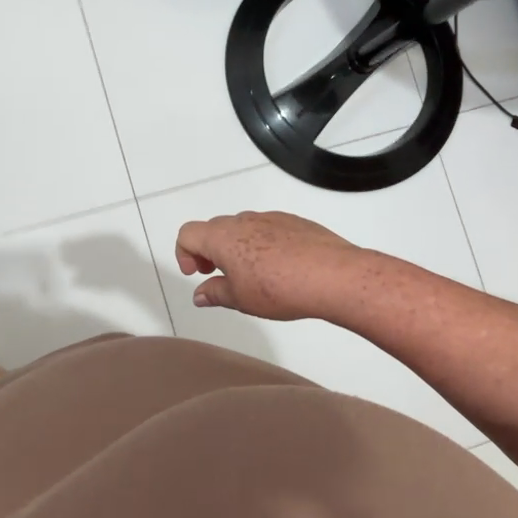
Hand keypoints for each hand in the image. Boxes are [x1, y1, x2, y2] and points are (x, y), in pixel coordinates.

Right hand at [174, 211, 363, 320]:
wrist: (333, 275)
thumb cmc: (278, 289)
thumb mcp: (241, 299)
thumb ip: (215, 293)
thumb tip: (199, 294)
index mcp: (223, 237)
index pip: (188, 233)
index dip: (184, 253)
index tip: (197, 274)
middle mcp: (243, 220)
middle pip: (214, 229)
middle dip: (209, 251)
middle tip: (221, 276)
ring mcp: (271, 218)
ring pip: (242, 227)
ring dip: (237, 247)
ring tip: (254, 275)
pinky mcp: (295, 222)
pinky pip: (268, 228)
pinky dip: (263, 244)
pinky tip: (281, 268)